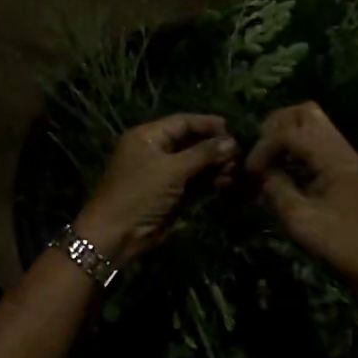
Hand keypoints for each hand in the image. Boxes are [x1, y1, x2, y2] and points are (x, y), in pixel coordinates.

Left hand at [73, 114, 238, 262]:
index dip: (208, 124)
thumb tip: (232, 141)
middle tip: (240, 153)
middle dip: (215, 147)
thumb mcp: (172, 170)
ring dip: (216, 165)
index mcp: (148, 136)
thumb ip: (203, 154)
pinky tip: (229, 181)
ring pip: (196, 163)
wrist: (117, 234)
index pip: (182, 122)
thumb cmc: (140, 194)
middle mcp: (156, 151)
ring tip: (238, 169)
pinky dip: (210, 181)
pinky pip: (195, 181)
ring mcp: (164, 173)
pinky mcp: (172, 194)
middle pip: (191, 142)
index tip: (233, 129)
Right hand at [246, 102, 357, 287]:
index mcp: (334, 159)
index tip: (250, 169)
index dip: (264, 145)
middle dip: (275, 126)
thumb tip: (257, 171)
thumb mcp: (299, 219)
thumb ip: (275, 188)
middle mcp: (342, 149)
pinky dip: (295, 145)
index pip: (291, 132)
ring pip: (312, 122)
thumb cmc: (338, 245)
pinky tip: (282, 167)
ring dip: (285, 133)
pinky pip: (316, 140)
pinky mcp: (343, 167)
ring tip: (267, 158)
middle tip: (258, 152)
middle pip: (305, 112)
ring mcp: (345, 156)